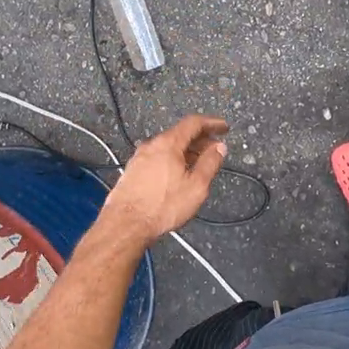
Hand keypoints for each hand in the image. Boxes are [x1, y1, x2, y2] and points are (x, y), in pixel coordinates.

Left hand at [96, 115, 229, 247]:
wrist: (125, 225)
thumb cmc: (163, 206)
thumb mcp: (196, 186)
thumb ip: (210, 163)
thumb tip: (219, 148)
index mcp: (168, 144)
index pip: (193, 123)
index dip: (212, 123)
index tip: (223, 127)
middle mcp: (151, 146)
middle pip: (180, 134)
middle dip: (200, 139)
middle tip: (215, 149)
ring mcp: (139, 158)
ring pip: (168, 147)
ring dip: (186, 151)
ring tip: (199, 164)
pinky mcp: (132, 172)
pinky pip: (157, 158)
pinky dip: (172, 160)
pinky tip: (177, 175)